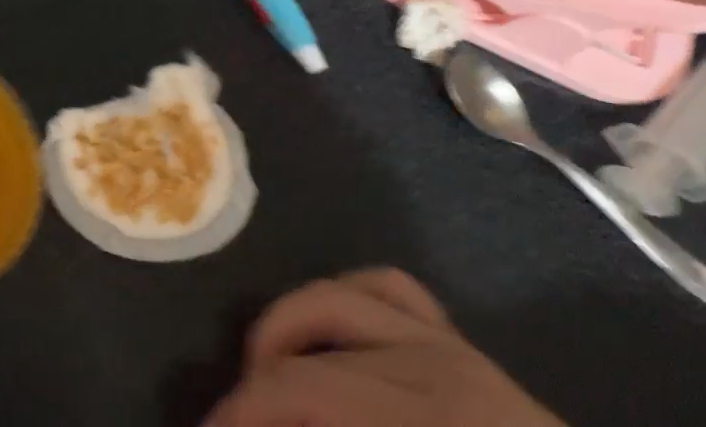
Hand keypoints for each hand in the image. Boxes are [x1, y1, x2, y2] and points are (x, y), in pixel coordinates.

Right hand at [205, 269, 565, 426]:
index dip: (239, 412)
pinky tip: (328, 343)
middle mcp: (439, 369)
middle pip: (304, 355)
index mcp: (430, 417)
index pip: (297, 387)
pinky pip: (391, 291)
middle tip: (239, 423)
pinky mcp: (466, 348)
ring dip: (287, 332)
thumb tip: (251, 423)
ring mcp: (456, 350)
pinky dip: (346, 302)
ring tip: (273, 377)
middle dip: (254, 390)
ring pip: (336, 298)